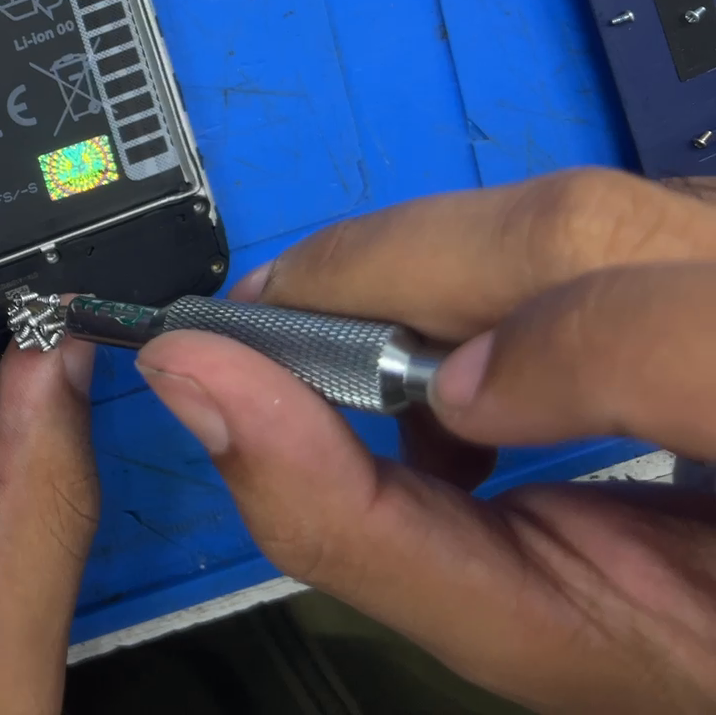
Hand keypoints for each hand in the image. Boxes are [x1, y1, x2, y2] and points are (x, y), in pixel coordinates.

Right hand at [137, 168, 715, 711]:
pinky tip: (465, 359)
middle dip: (392, 277)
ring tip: (387, 372)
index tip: (444, 423)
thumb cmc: (679, 647)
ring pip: (562, 202)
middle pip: (584, 225)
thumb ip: (351, 523)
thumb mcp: (535, 635)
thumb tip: (185, 370)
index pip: (699, 338)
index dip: (554, 359)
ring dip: (421, 277)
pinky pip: (575, 214)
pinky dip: (471, 272)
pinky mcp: (699, 235)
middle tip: (288, 346)